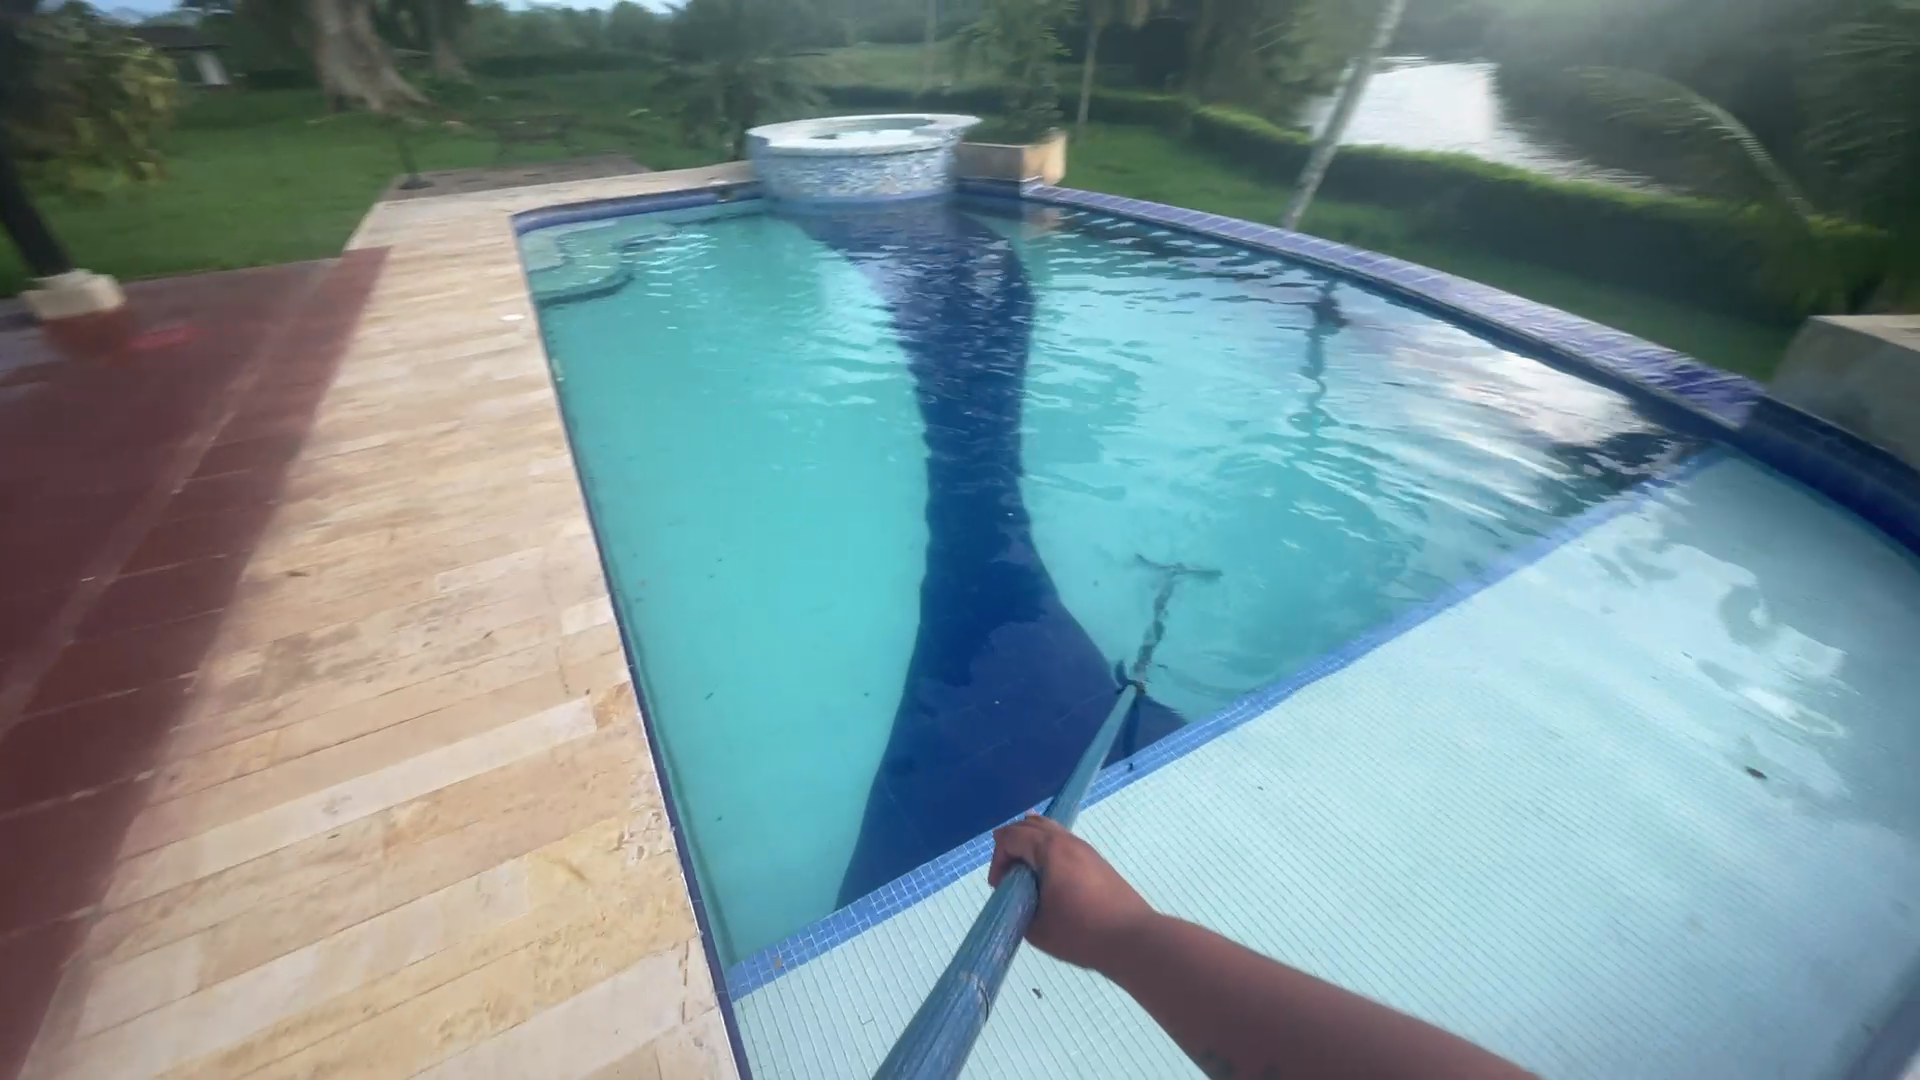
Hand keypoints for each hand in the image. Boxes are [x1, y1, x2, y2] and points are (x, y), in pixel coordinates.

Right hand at [989, 814, 1156, 971]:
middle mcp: (1066, 839)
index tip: (1000, 888)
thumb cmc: (1081, 933)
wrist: (1133, 939)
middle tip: (1009, 877)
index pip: (1010, 836)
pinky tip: (1048, 872)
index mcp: (1048, 848)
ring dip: (1031, 845)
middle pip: (1029, 825)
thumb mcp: (1036, 928)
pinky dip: (1048, 850)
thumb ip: (1017, 907)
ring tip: (1025, 871)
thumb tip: (1018, 899)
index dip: (998, 860)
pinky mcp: (1096, 860)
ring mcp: (1084, 847)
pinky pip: (1063, 842)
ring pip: (1049, 830)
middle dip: (1012, 845)